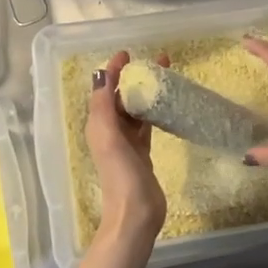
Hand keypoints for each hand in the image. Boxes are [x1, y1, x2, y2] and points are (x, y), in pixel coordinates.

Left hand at [86, 51, 167, 248]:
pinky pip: (147, 124)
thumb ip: (104, 106)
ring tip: (167, 76)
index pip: (104, 89)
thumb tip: (101, 74)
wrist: (135, 215)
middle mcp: (109, 130)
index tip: (128, 53)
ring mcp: (126, 142)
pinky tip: (168, 104)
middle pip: (122, 95)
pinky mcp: (142, 152)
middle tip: (159, 61)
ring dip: (147, 91)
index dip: (114, 70)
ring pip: (135, 108)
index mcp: (98, 124)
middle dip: (135, 77)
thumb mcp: (108, 137)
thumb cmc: (121, 176)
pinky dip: (155, 111)